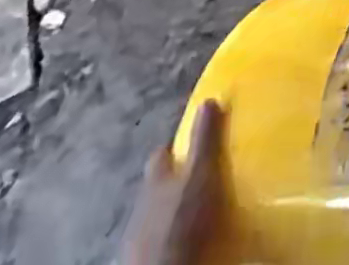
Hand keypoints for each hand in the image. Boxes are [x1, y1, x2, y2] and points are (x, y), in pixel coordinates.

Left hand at [124, 100, 225, 264]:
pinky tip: (186, 236)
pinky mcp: (141, 255)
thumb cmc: (182, 218)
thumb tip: (209, 99)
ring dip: (171, 206)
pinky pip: (157, 236)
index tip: (192, 144)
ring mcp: (139, 230)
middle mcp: (142, 199)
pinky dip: (169, 232)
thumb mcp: (200, 173)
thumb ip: (204, 140)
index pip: (161, 153)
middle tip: (201, 176)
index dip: (175, 147)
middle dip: (173, 177)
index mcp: (156, 176)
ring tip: (199, 207)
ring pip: (155, 209)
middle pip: (156, 182)